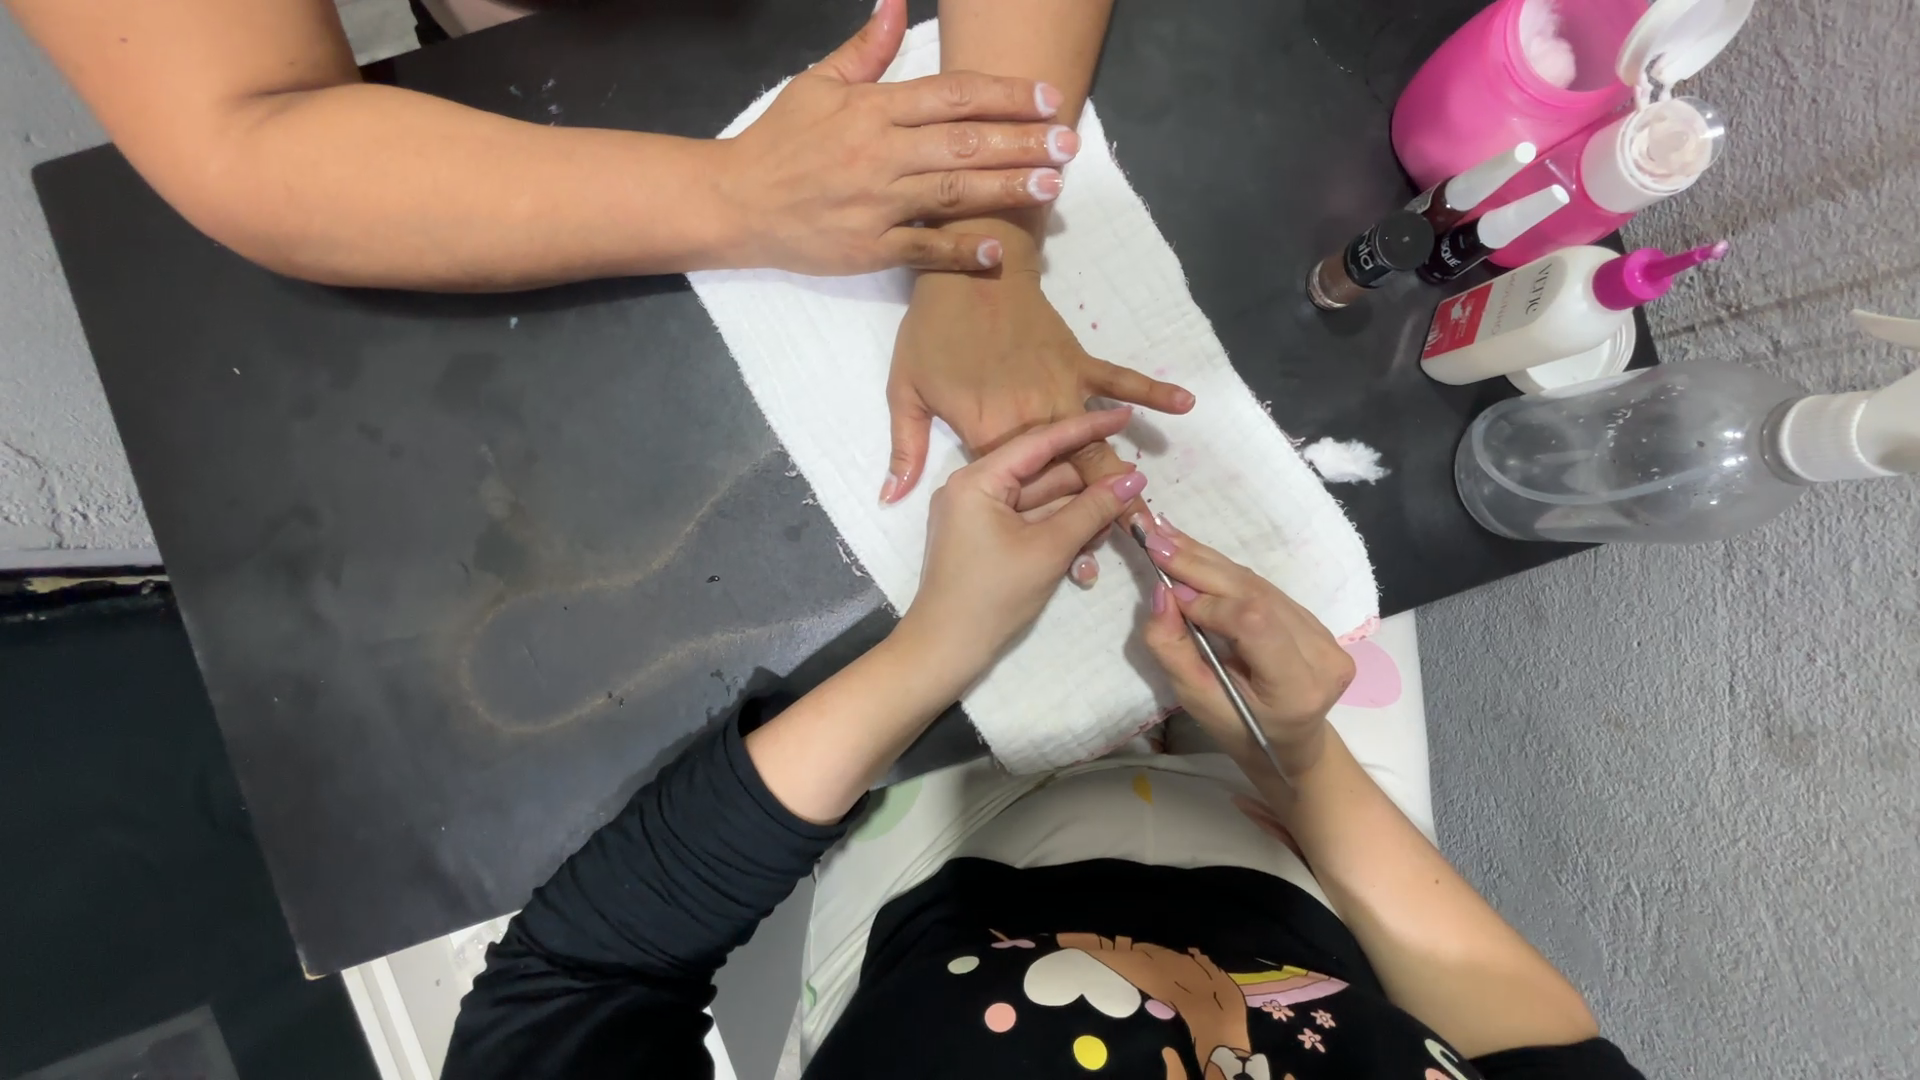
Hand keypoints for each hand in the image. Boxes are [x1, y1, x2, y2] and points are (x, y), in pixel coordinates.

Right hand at [712, 0, 1076, 273]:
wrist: (738, 202)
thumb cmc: (779, 143)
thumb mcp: (818, 85)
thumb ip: (866, 51)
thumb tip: (897, 5)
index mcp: (873, 109)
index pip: (951, 96)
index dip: (1003, 96)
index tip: (1046, 99)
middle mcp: (880, 153)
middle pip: (964, 143)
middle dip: (1021, 142)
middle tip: (1068, 144)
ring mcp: (876, 204)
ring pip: (952, 193)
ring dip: (1005, 188)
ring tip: (1052, 185)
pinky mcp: (868, 248)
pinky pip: (922, 250)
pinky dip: (959, 251)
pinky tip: (996, 248)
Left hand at [882, 252, 1193, 536]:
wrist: (965, 266)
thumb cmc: (930, 333)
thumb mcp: (905, 393)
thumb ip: (905, 450)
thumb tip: (889, 496)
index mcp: (990, 433)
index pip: (1024, 494)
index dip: (1057, 531)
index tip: (1086, 564)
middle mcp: (1031, 417)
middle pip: (1069, 478)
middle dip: (1102, 518)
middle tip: (1131, 550)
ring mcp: (1057, 390)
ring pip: (1093, 446)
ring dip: (1118, 480)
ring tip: (1149, 516)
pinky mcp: (1074, 364)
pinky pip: (1114, 379)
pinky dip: (1147, 390)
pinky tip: (1182, 404)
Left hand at [895, 409, 1146, 680]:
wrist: (945, 648)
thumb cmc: (993, 595)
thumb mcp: (1049, 549)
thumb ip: (1093, 509)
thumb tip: (1133, 477)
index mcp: (977, 478)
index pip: (1041, 441)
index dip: (1086, 427)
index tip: (1124, 413)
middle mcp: (974, 487)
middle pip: (1043, 473)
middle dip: (1087, 487)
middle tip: (1132, 489)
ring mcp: (978, 514)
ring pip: (1040, 502)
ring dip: (1077, 518)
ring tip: (1113, 532)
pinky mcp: (984, 538)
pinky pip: (1028, 523)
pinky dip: (1057, 534)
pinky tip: (1086, 556)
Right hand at [1136, 515, 1355, 778]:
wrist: (1286, 742)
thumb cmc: (1238, 730)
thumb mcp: (1195, 700)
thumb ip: (1173, 649)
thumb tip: (1160, 593)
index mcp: (1298, 687)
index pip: (1253, 623)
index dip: (1208, 602)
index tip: (1167, 592)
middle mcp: (1322, 654)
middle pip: (1256, 593)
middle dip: (1199, 565)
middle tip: (1154, 539)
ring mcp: (1325, 634)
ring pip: (1258, 584)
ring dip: (1207, 559)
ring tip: (1164, 536)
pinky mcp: (1315, 620)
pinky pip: (1263, 586)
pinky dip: (1222, 569)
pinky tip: (1190, 550)